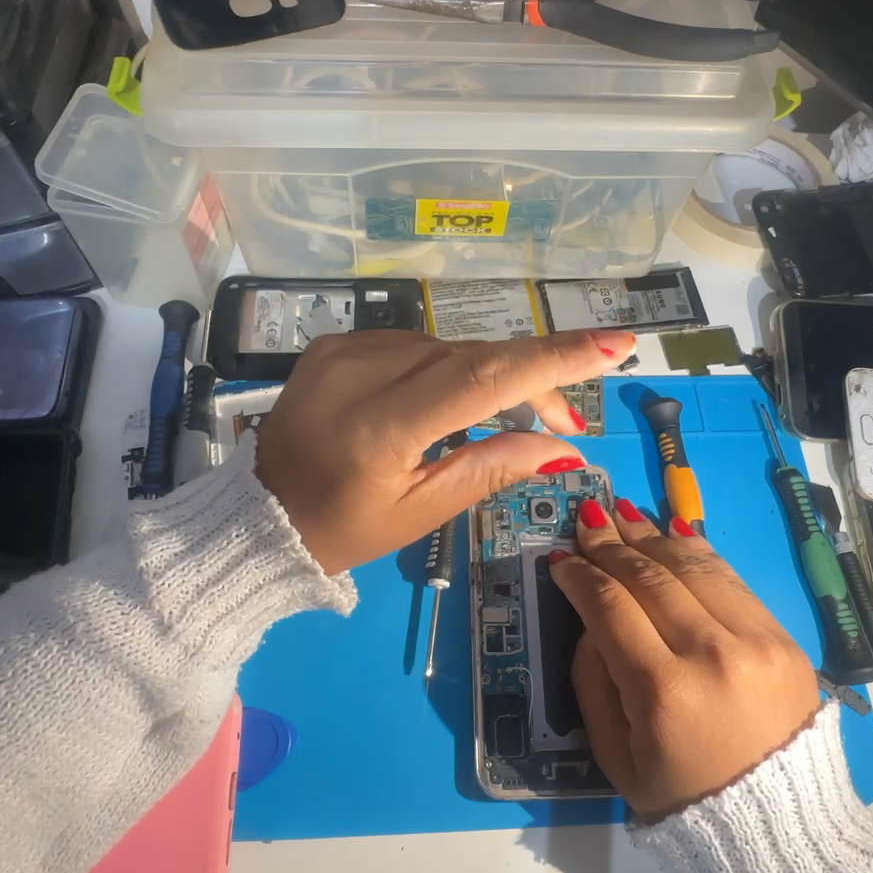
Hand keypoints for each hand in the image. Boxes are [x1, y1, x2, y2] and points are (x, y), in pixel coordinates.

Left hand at [254, 329, 635, 573]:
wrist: (257, 514)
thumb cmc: (343, 529)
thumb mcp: (419, 512)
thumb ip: (491, 469)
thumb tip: (563, 446)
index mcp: (383, 424)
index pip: (483, 378)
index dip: (553, 359)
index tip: (615, 344)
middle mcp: (361, 370)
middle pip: (472, 356)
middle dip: (531, 377)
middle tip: (569, 416)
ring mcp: (343, 349)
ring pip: (446, 347)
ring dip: (489, 373)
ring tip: (515, 413)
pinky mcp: (333, 343)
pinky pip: (411, 344)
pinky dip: (446, 366)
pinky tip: (454, 398)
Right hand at [551, 498, 822, 820]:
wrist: (782, 825)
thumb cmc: (684, 796)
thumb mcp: (614, 756)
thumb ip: (592, 681)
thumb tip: (592, 619)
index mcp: (662, 691)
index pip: (609, 607)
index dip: (579, 575)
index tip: (559, 558)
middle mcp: (710, 654)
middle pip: (648, 578)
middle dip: (610, 543)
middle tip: (587, 519)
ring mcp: (754, 640)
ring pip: (691, 567)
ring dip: (651, 536)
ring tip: (623, 513)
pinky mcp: (783, 638)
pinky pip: (731, 579)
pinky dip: (698, 551)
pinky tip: (671, 532)